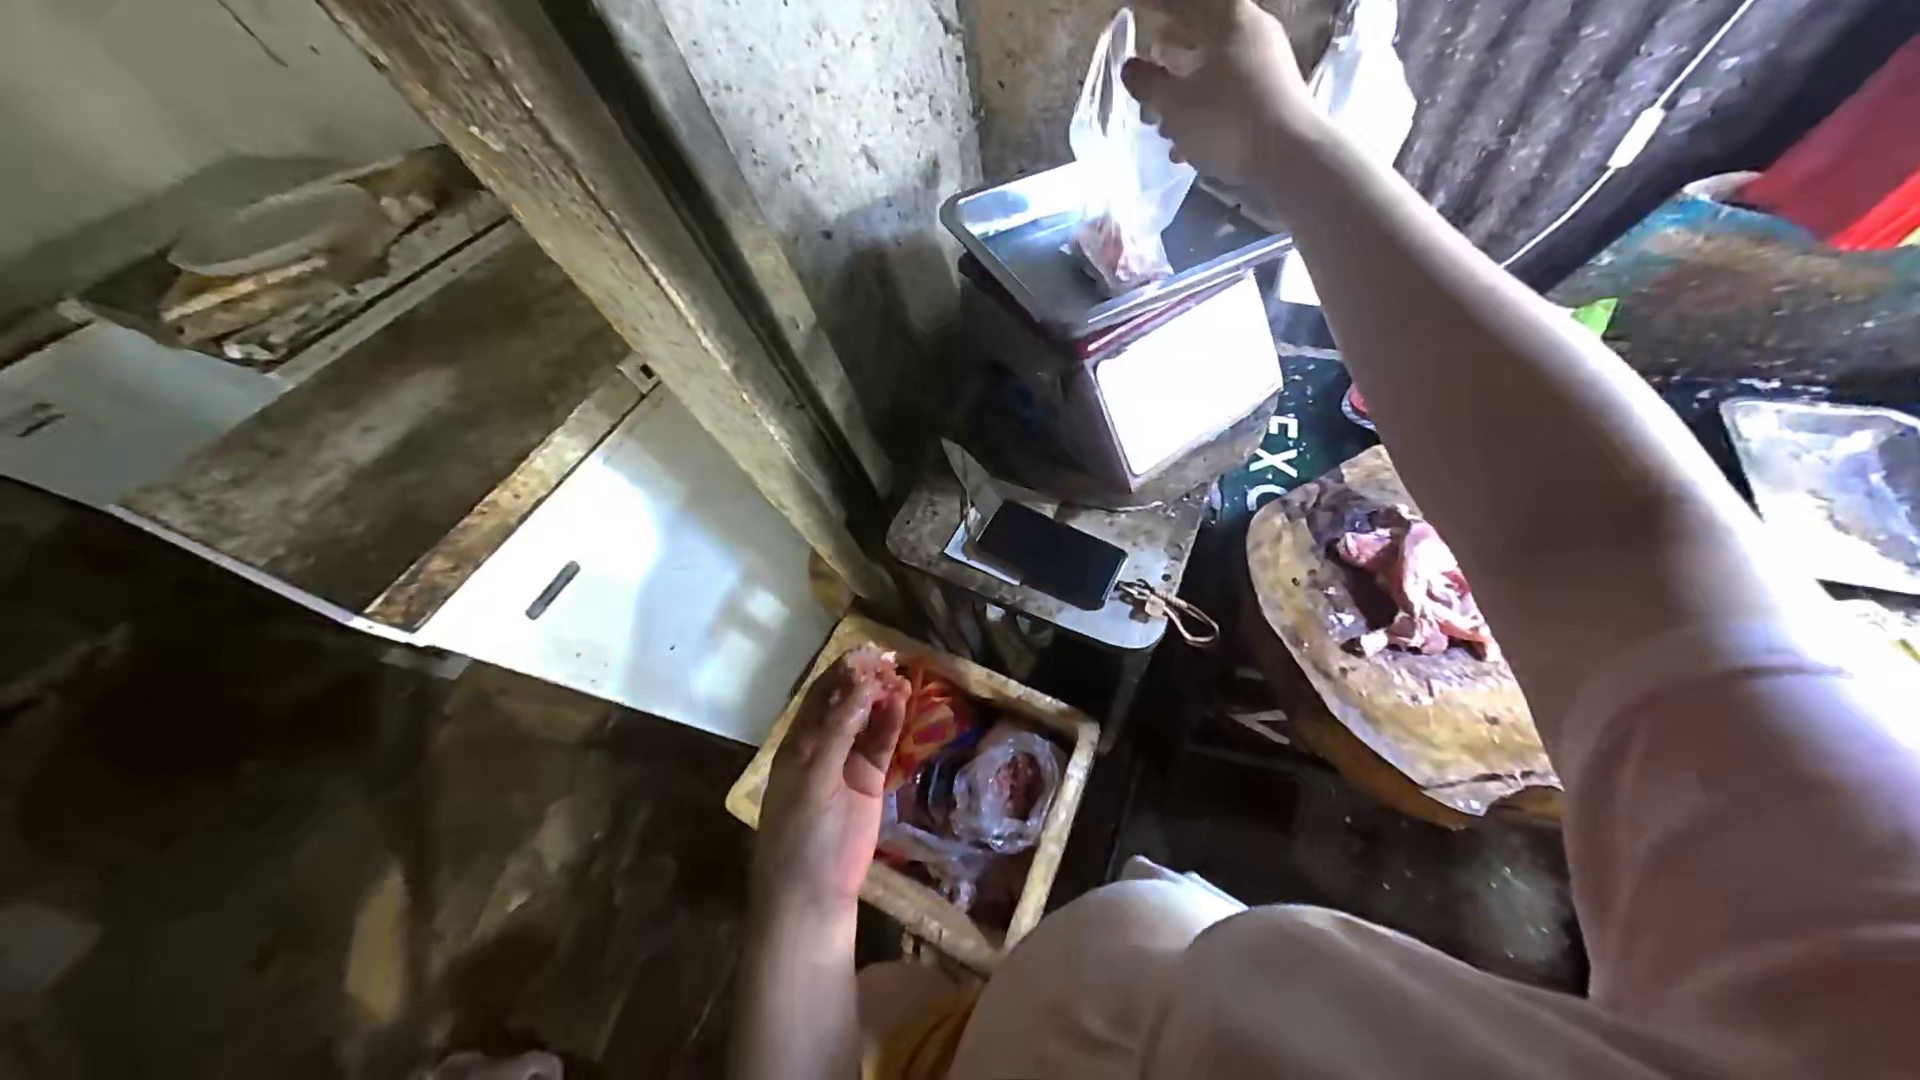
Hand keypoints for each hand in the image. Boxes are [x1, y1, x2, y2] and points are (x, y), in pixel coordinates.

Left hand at [752, 649, 908, 919]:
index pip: (820, 695)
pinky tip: (904, 704)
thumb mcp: (815, 777)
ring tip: (902, 680)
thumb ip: (839, 731)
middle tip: (891, 662)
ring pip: (868, 720)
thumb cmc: (802, 833)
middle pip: (847, 703)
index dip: (842, 672)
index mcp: (797, 742)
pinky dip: (892, 723)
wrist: (814, 894)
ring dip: (883, 699)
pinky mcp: (871, 780)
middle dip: (866, 680)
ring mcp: (848, 762)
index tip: (868, 653)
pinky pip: (882, 744)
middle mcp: (822, 745)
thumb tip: (862, 684)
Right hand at [1123, 0, 1327, 202]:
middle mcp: (1248, 28)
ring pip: (1210, 62)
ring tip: (1159, 114)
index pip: (1179, 3)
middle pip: (1197, 30)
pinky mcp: (1268, 90)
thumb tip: (1130, 66)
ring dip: (1181, 84)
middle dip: (1166, 50)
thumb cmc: (1225, 123)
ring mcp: (1262, 59)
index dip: (1150, 6)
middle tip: (1144, 65)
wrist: (1288, 156)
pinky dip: (1200, 104)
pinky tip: (1183, 138)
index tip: (1128, 8)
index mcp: (1225, 18)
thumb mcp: (1174, 105)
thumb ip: (1147, 83)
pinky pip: (1225, 87)